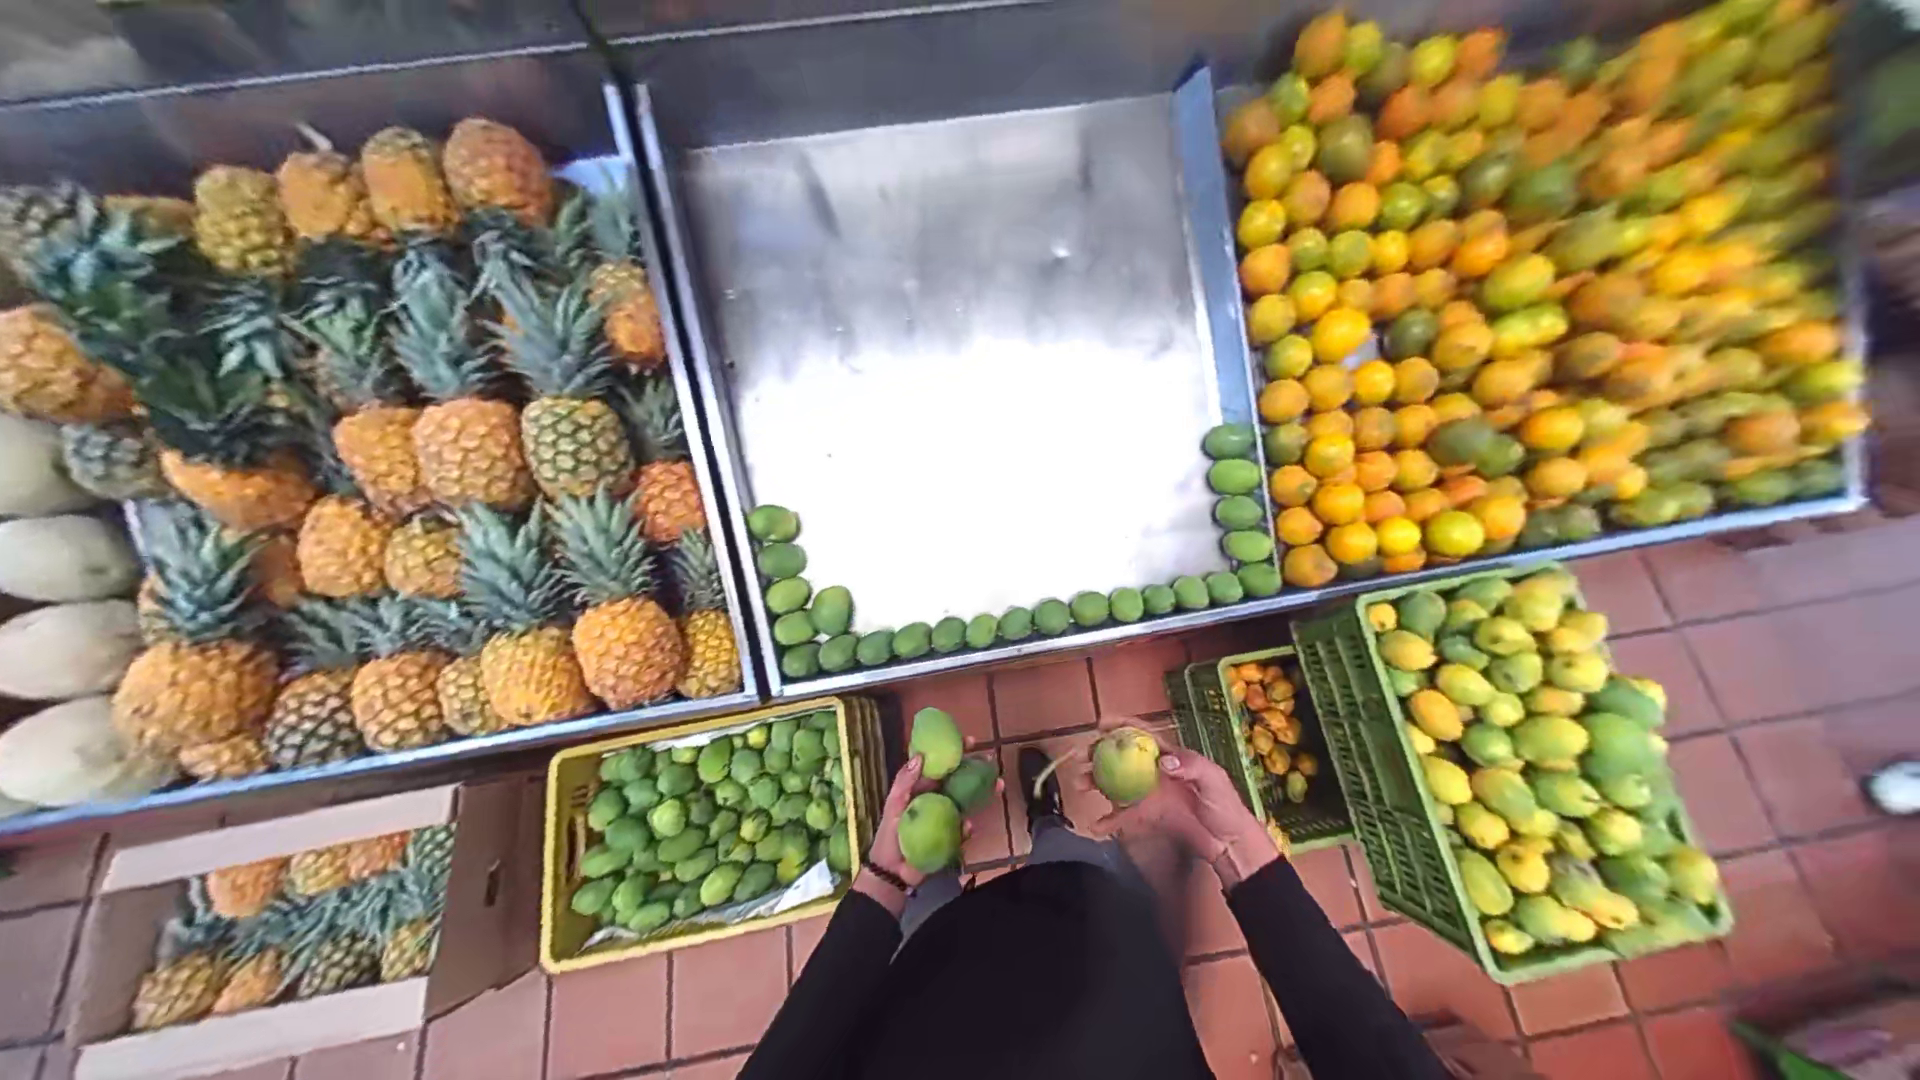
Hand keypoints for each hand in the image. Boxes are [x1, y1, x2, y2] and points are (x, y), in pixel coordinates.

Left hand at [859, 741, 1002, 913]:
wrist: (892, 873)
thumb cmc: (889, 835)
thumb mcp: (893, 805)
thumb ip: (905, 781)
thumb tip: (920, 756)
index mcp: (923, 787)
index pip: (942, 764)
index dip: (955, 751)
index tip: (969, 741)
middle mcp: (938, 798)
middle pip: (960, 779)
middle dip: (977, 768)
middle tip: (991, 760)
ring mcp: (947, 817)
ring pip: (969, 801)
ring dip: (984, 792)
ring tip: (998, 785)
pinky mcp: (952, 837)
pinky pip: (964, 829)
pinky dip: (968, 827)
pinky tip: (969, 825)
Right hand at [1085, 719, 1278, 886]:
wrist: (1230, 844)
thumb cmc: (1225, 806)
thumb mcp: (1214, 780)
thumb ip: (1190, 766)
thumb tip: (1163, 761)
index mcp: (1170, 757)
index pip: (1142, 735)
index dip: (1121, 726)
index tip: (1101, 724)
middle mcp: (1155, 772)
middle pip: (1121, 757)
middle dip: (1099, 753)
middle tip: (1082, 757)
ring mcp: (1149, 794)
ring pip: (1116, 783)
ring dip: (1096, 781)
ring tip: (1079, 784)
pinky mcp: (1149, 816)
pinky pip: (1124, 816)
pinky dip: (1109, 820)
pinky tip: (1096, 824)